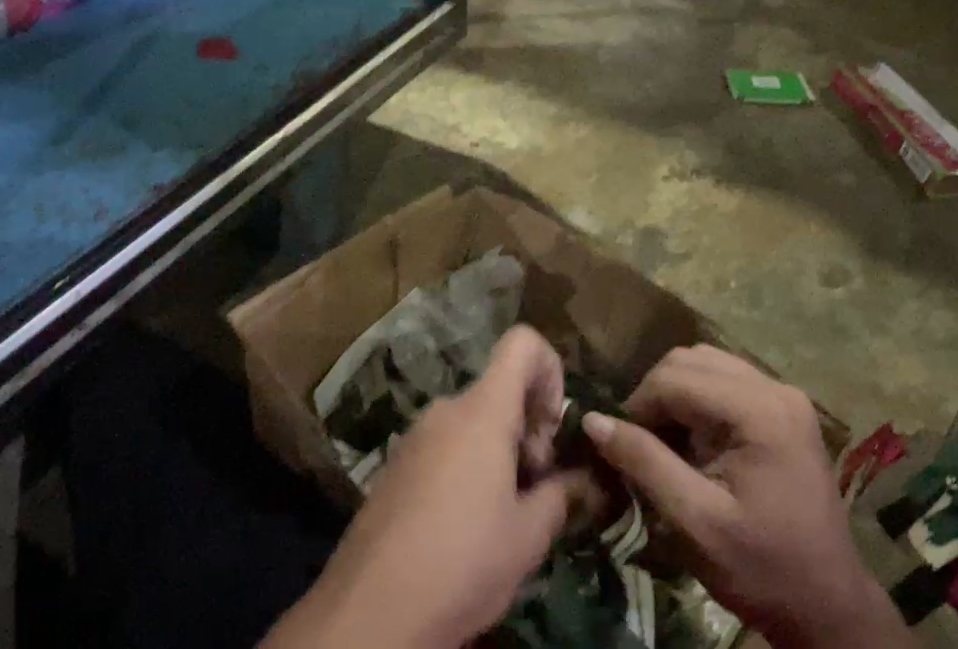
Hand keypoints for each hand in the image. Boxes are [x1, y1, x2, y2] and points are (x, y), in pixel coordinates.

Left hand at [262, 325, 580, 648]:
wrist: (370, 612)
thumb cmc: (462, 562)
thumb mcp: (528, 535)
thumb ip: (563, 495)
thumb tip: (588, 480)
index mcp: (481, 411)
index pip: (522, 344)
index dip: (551, 371)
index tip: (553, 430)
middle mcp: (445, 410)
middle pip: (501, 392)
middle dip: (530, 432)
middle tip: (536, 491)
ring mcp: (415, 438)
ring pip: (474, 424)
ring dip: (501, 456)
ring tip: (506, 517)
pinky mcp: (395, 468)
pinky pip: (446, 448)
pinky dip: (470, 469)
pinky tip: (468, 528)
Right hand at [581, 345, 914, 648]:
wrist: (827, 604)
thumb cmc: (761, 567)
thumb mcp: (695, 521)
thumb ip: (644, 463)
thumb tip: (592, 419)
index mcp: (759, 411)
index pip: (674, 377)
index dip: (637, 406)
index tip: (619, 447)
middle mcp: (775, 389)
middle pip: (690, 360)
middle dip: (654, 396)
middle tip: (639, 445)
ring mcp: (784, 397)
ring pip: (706, 365)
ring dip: (675, 396)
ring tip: (664, 444)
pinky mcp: (785, 412)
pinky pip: (726, 383)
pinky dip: (698, 403)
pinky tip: (693, 444)